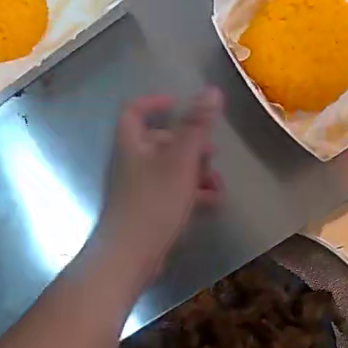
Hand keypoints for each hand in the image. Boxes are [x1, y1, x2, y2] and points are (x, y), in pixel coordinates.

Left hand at [87, 89, 224, 289]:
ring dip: (195, 171)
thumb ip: (197, 126)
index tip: (179, 104)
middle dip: (188, 144)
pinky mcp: (145, 212)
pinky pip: (170, 193)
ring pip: (168, 169)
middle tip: (211, 152)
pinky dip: (190, 193)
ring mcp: (136, 190)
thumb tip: (212, 91)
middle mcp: (130, 163)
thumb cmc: (153, 202)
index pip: (134, 111)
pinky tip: (212, 201)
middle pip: (158, 142)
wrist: (129, 256)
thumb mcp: (181, 161)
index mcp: (131, 144)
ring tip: (218, 181)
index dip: (155, 103)